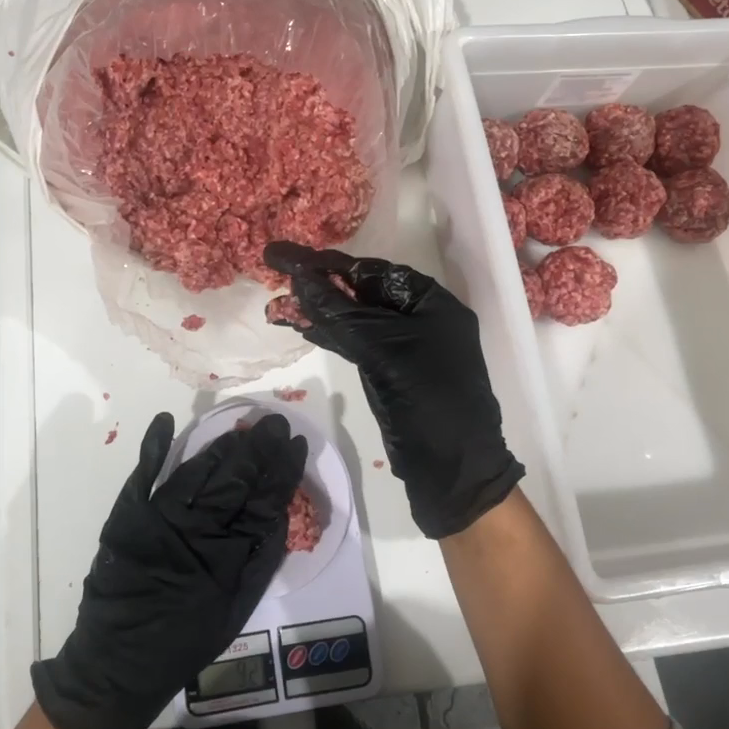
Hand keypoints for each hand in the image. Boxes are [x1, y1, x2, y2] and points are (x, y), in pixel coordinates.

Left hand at [31, 411, 306, 728]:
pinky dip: (153, 448)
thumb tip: (280, 515)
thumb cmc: (184, 643)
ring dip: (222, 447)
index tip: (298, 444)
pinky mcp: (128, 518)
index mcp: (229, 554)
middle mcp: (197, 529)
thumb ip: (260, 562)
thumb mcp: (236, 609)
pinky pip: (142, 476)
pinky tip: (164, 421)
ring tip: (242, 427)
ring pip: (198, 472)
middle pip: (234, 478)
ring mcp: (160, 519)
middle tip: (275, 423)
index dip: (283, 471)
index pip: (265, 501)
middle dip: (258, 448)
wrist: (118, 664)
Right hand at [265, 241, 522, 538]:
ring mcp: (404, 347)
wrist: (451, 470)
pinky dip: (329, 335)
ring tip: (279, 305)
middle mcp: (419, 318)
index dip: (330, 265)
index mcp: (431, 303)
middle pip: (361, 293)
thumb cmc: (429, 400)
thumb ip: (343, 314)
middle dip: (320, 286)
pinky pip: (354, 343)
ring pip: (354, 320)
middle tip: (276, 275)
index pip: (373, 272)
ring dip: (318, 311)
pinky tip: (302, 326)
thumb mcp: (385, 351)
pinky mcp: (389, 373)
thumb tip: (303, 279)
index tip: (289, 258)